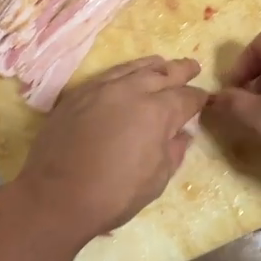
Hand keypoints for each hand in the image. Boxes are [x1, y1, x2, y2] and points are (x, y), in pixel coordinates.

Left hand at [6, 57, 207, 246]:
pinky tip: (126, 75)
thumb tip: (182, 134)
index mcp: (156, 111)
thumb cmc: (114, 194)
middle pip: (162, 73)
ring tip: (162, 63)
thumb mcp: (156, 180)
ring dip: (152, 66)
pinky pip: (107, 75)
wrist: (56, 196)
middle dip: (180, 71)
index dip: (198, 99)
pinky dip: (123, 72)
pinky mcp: (77, 94)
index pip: (186, 97)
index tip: (204, 100)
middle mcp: (130, 91)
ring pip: (132, 68)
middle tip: (192, 66)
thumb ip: (173, 151)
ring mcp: (100, 89)